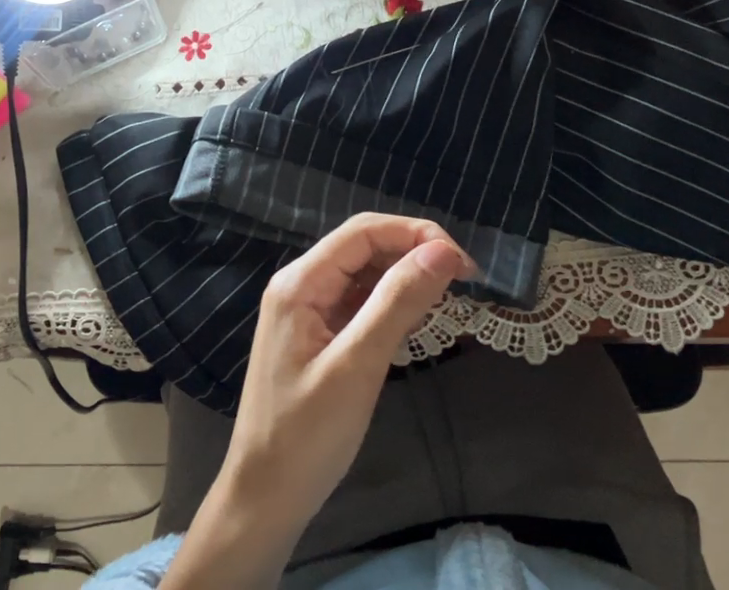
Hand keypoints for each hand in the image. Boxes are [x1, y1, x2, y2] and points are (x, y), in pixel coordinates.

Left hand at [163, 214, 469, 587]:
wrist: (265, 497)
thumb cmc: (307, 435)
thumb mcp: (358, 365)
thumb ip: (398, 303)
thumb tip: (443, 251)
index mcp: (300, 283)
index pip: (364, 232)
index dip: (416, 234)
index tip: (462, 264)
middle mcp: (300, 285)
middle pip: (363, 247)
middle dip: (414, 252)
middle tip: (463, 280)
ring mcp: (306, 311)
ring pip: (363, 273)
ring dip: (405, 277)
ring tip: (446, 299)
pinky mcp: (316, 335)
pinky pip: (358, 302)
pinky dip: (390, 303)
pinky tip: (414, 320)